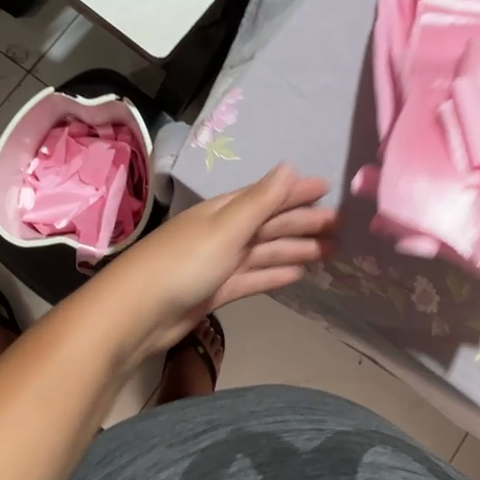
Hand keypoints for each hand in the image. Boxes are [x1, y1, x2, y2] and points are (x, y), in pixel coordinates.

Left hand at [93, 164, 334, 358]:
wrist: (138, 313)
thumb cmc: (184, 263)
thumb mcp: (226, 227)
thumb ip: (261, 200)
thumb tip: (290, 166)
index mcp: (223, 211)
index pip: (267, 196)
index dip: (297, 192)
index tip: (329, 190)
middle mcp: (223, 233)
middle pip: (269, 224)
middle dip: (303, 223)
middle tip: (341, 227)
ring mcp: (219, 263)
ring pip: (265, 252)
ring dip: (295, 249)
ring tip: (329, 252)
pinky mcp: (216, 291)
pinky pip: (253, 278)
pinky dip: (275, 274)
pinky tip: (298, 275)